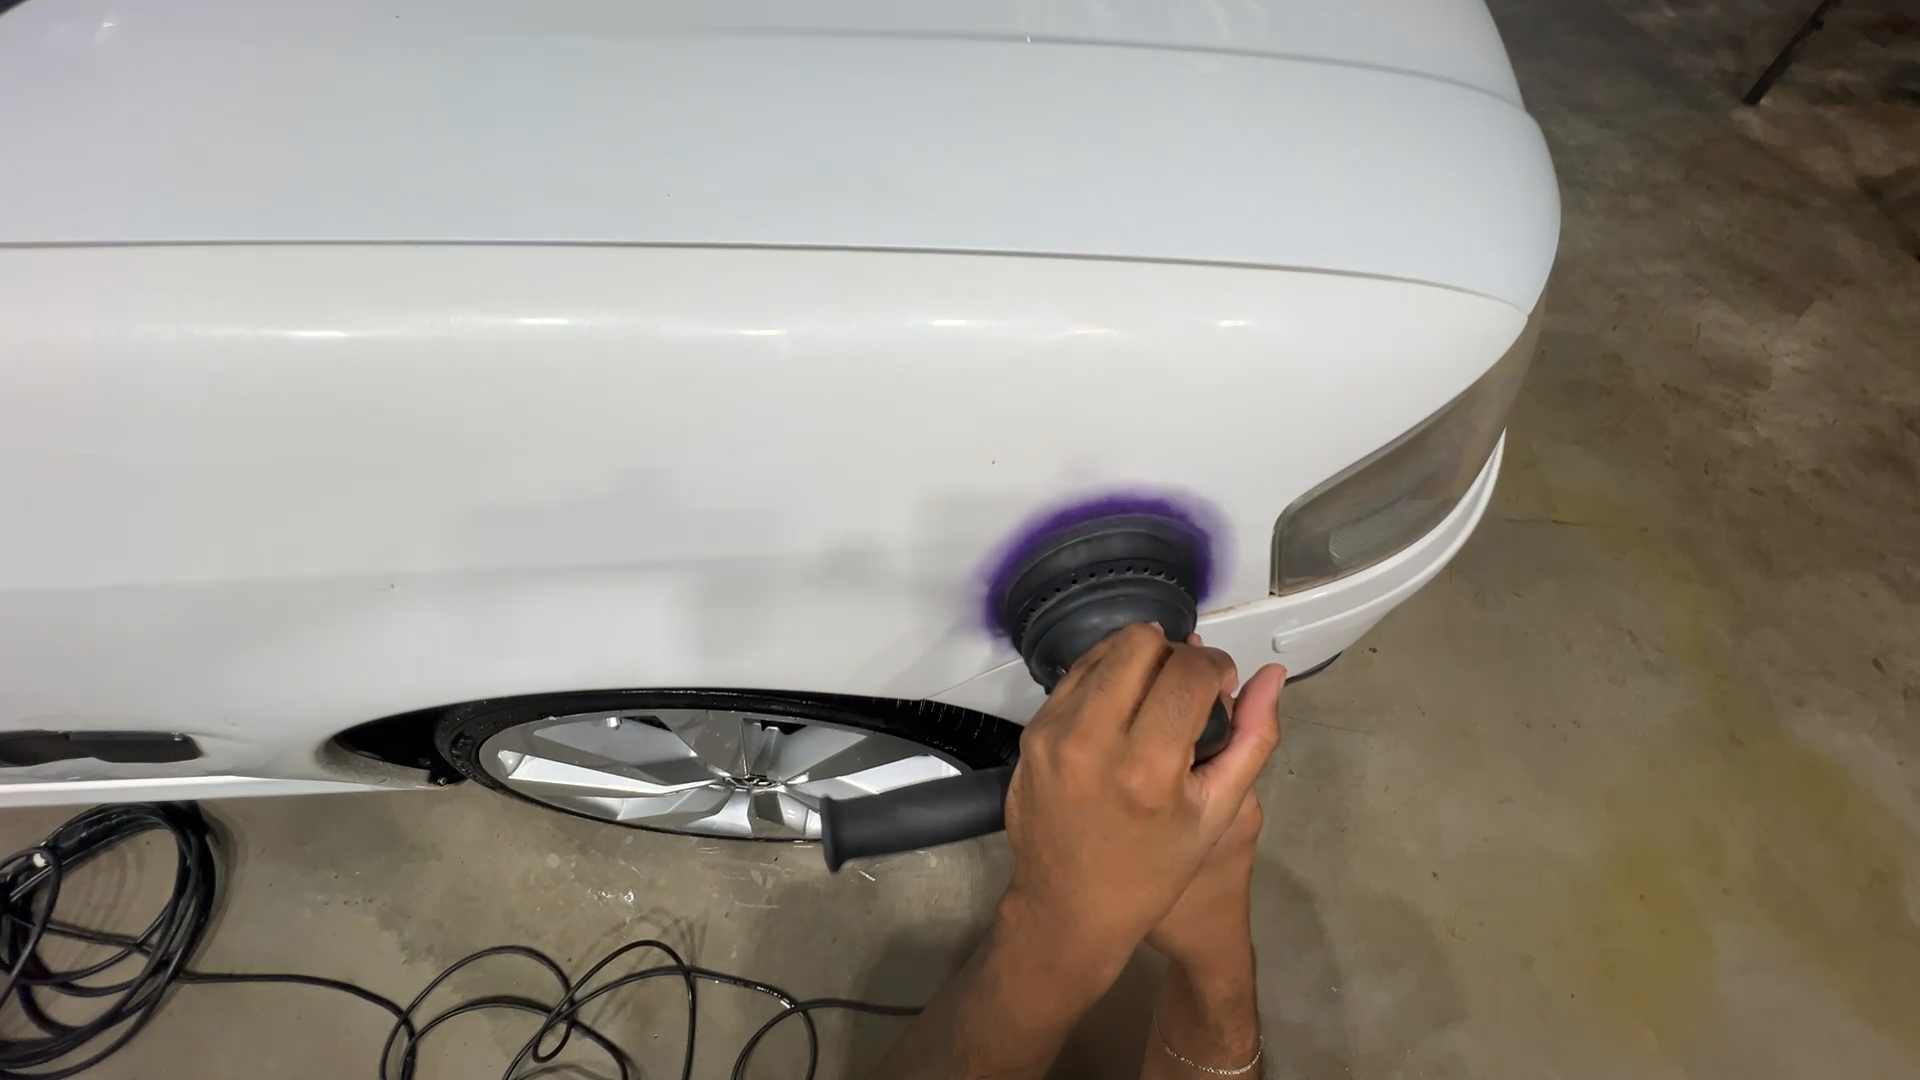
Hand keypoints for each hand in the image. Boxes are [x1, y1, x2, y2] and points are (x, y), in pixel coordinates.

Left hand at [998, 623, 1285, 987]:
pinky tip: (1120, 706)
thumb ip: (1252, 738)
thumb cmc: (1153, 870)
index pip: (1188, 670)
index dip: (1216, 665)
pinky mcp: (1031, 730)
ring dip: (1139, 659)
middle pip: (1140, 642)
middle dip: (1174, 653)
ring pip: (1104, 649)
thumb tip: (1270, 675)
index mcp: (1148, 768)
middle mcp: (1093, 739)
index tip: (1220, 686)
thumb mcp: (1217, 813)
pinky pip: (1074, 675)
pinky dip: (1105, 677)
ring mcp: (1053, 731)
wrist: (1069, 906)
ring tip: (1153, 695)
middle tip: (1185, 686)